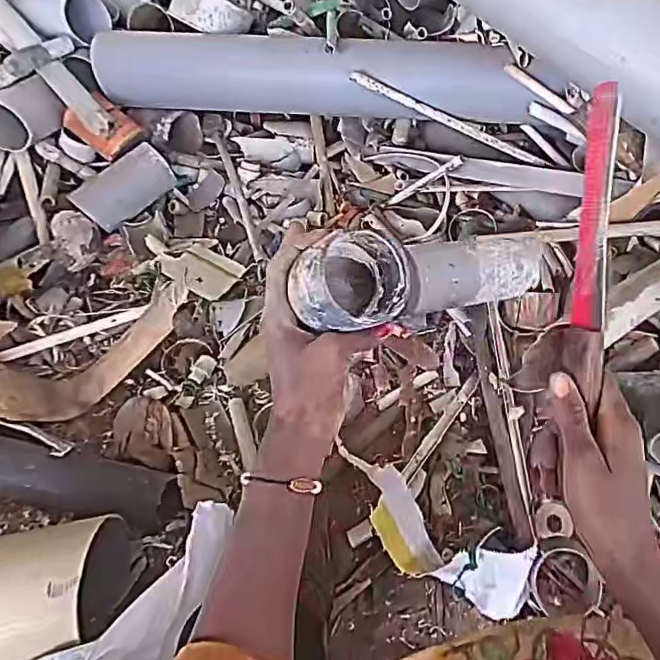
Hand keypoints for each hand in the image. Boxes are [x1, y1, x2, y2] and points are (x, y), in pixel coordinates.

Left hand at [263, 222, 379, 444]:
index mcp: (278, 317)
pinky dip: (343, 302)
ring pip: (312, 292)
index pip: (279, 268)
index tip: (317, 233)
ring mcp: (302, 332)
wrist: (306, 427)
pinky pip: (330, 314)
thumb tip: (380, 324)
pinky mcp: (319, 345)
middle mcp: (287, 320)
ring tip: (343, 258)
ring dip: (326, 274)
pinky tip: (357, 297)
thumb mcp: (331, 354)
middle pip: (294, 275)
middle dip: (311, 252)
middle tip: (330, 237)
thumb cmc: (303, 395)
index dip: (296, 245)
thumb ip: (357, 334)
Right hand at [547, 365, 659, 585]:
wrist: (623, 559)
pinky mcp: (605, 468)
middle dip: (556, 425)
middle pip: (580, 406)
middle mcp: (620, 433)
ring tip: (552, 473)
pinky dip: (562, 464)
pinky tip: (557, 482)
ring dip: (555, 448)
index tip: (550, 393)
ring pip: (574, 431)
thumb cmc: (607, 516)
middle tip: (549, 449)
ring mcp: (613, 451)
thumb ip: (570, 418)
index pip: (599, 378)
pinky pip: (577, 452)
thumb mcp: (580, 460)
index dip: (572, 380)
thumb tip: (561, 381)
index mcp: (619, 424)